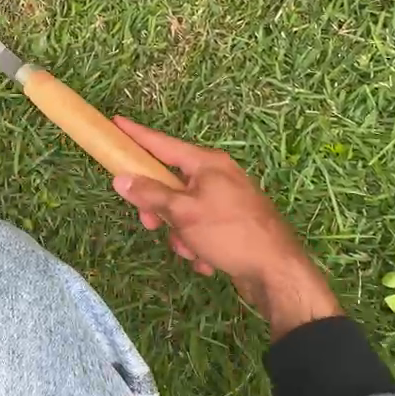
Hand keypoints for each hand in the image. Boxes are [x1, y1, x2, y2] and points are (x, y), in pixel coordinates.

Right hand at [110, 117, 341, 339]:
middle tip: (149, 224)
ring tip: (189, 250)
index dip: (136, 134)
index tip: (116, 122)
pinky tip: (206, 260)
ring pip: (184, 209)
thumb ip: (149, 194)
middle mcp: (219, 176)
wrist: (279, 272)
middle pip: (170, 182)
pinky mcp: (235, 223)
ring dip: (179, 231)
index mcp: (207, 164)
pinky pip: (202, 226)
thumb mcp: (183, 212)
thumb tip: (121, 178)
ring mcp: (228, 199)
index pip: (162, 144)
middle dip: (158, 207)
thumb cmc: (230, 233)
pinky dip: (198, 242)